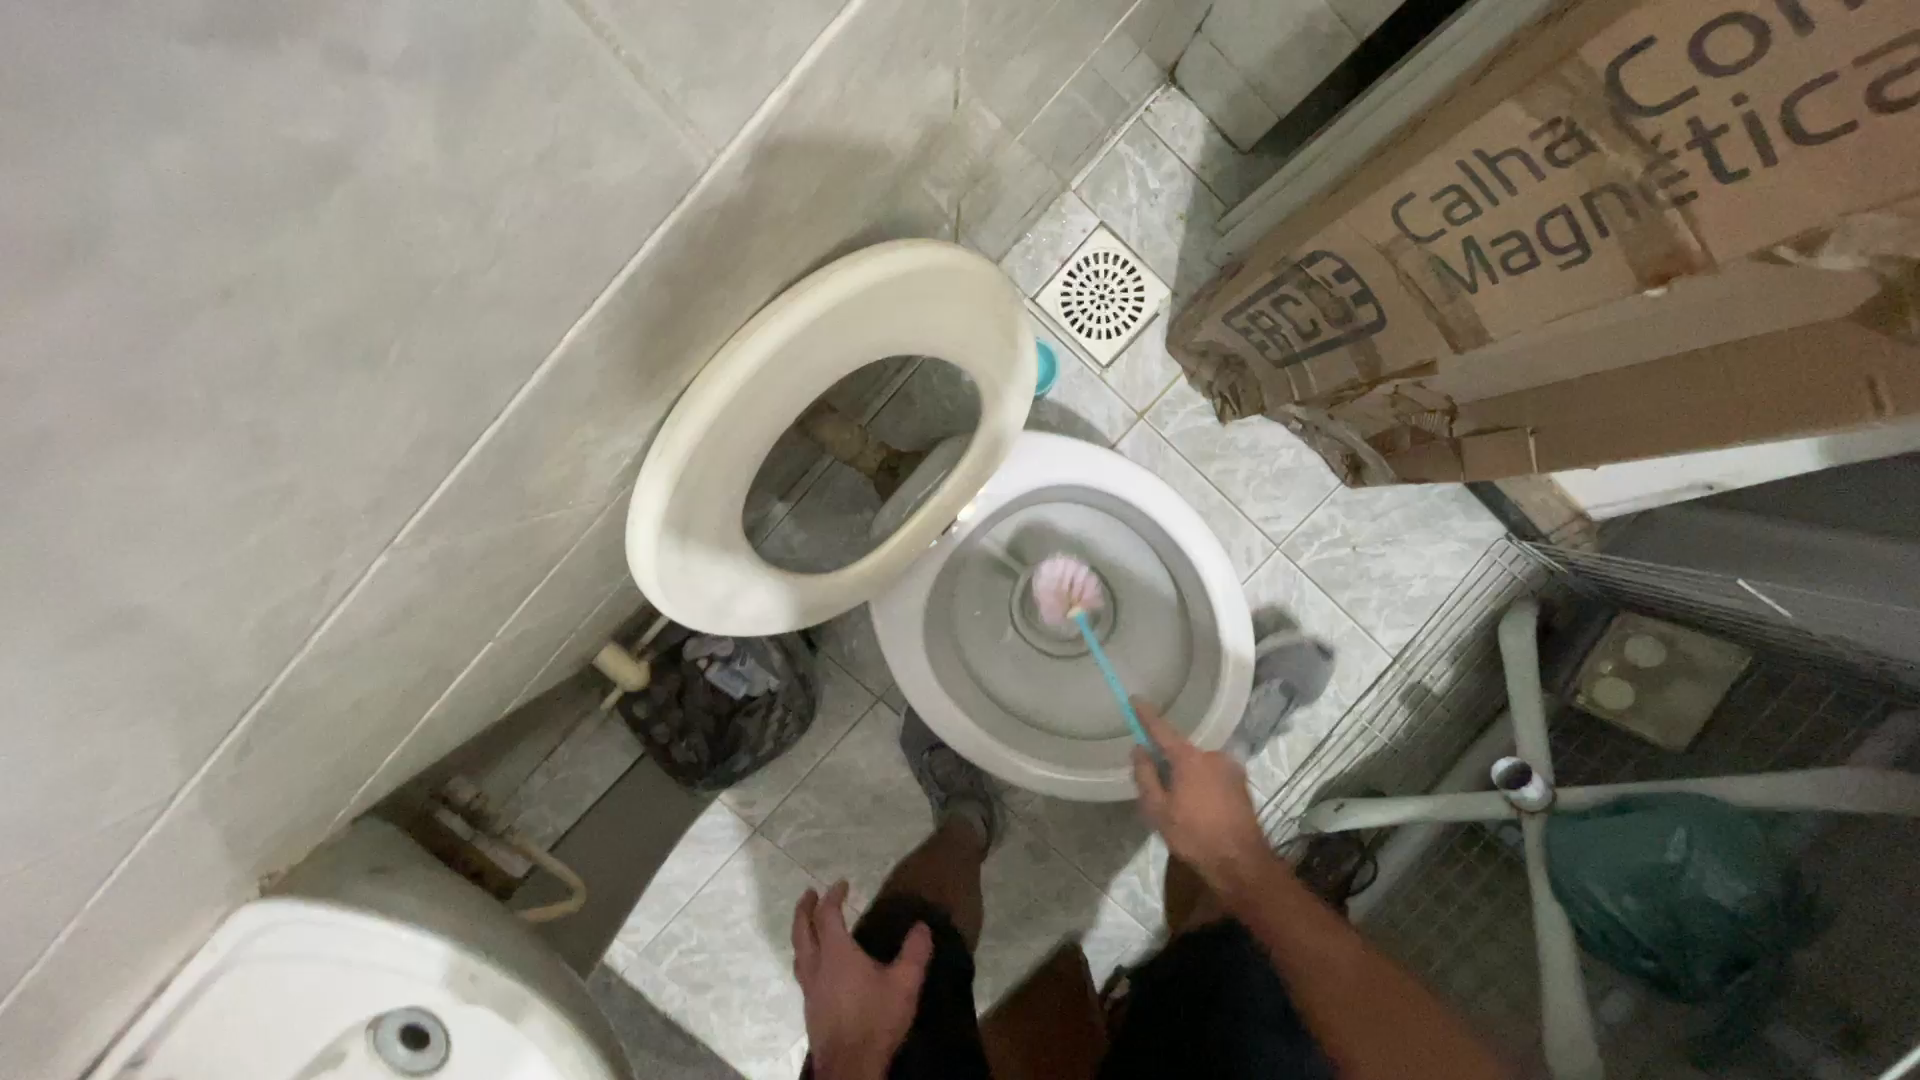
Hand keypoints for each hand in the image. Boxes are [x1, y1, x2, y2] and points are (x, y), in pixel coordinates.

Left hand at [791, 881, 931, 1079]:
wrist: (850, 1068)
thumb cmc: (876, 1021)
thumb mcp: (905, 984)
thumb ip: (915, 952)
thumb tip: (922, 926)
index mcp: (836, 953)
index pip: (827, 914)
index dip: (833, 895)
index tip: (842, 883)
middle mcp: (816, 966)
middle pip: (802, 930)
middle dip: (804, 908)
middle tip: (809, 893)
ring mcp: (809, 989)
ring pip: (798, 952)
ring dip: (801, 932)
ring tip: (809, 926)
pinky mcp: (810, 1009)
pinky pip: (802, 971)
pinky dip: (806, 956)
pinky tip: (819, 966)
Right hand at [1131, 700, 1276, 895]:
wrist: (1241, 863)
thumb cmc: (1194, 835)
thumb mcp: (1158, 810)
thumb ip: (1145, 776)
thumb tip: (1139, 749)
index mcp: (1190, 758)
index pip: (1162, 730)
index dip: (1146, 715)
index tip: (1135, 699)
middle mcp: (1213, 756)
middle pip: (1182, 751)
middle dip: (1168, 761)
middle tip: (1156, 784)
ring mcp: (1231, 769)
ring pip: (1198, 765)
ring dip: (1187, 775)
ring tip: (1179, 804)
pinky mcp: (1241, 785)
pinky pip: (1213, 775)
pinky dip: (1202, 784)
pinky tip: (1198, 807)